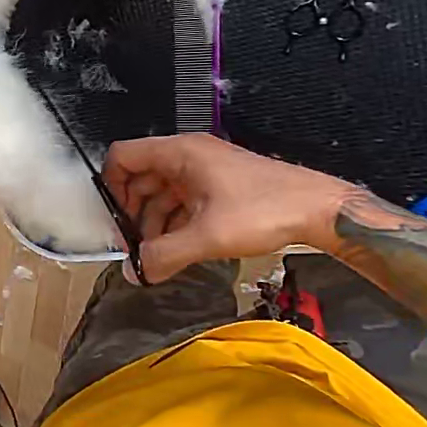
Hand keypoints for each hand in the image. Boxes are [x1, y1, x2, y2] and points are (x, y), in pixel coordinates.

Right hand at [103, 135, 359, 281]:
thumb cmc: (263, 211)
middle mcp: (189, 156)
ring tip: (155, 255)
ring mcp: (205, 171)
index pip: (124, 156)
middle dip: (132, 212)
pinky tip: (177, 251)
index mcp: (180, 152)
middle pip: (141, 177)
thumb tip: (133, 274)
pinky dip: (175, 224)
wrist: (316, 209)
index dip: (110, 186)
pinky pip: (184, 203)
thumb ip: (164, 255)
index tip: (114, 222)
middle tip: (132, 247)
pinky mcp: (219, 188)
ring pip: (163, 193)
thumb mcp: (207, 236)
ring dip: (154, 223)